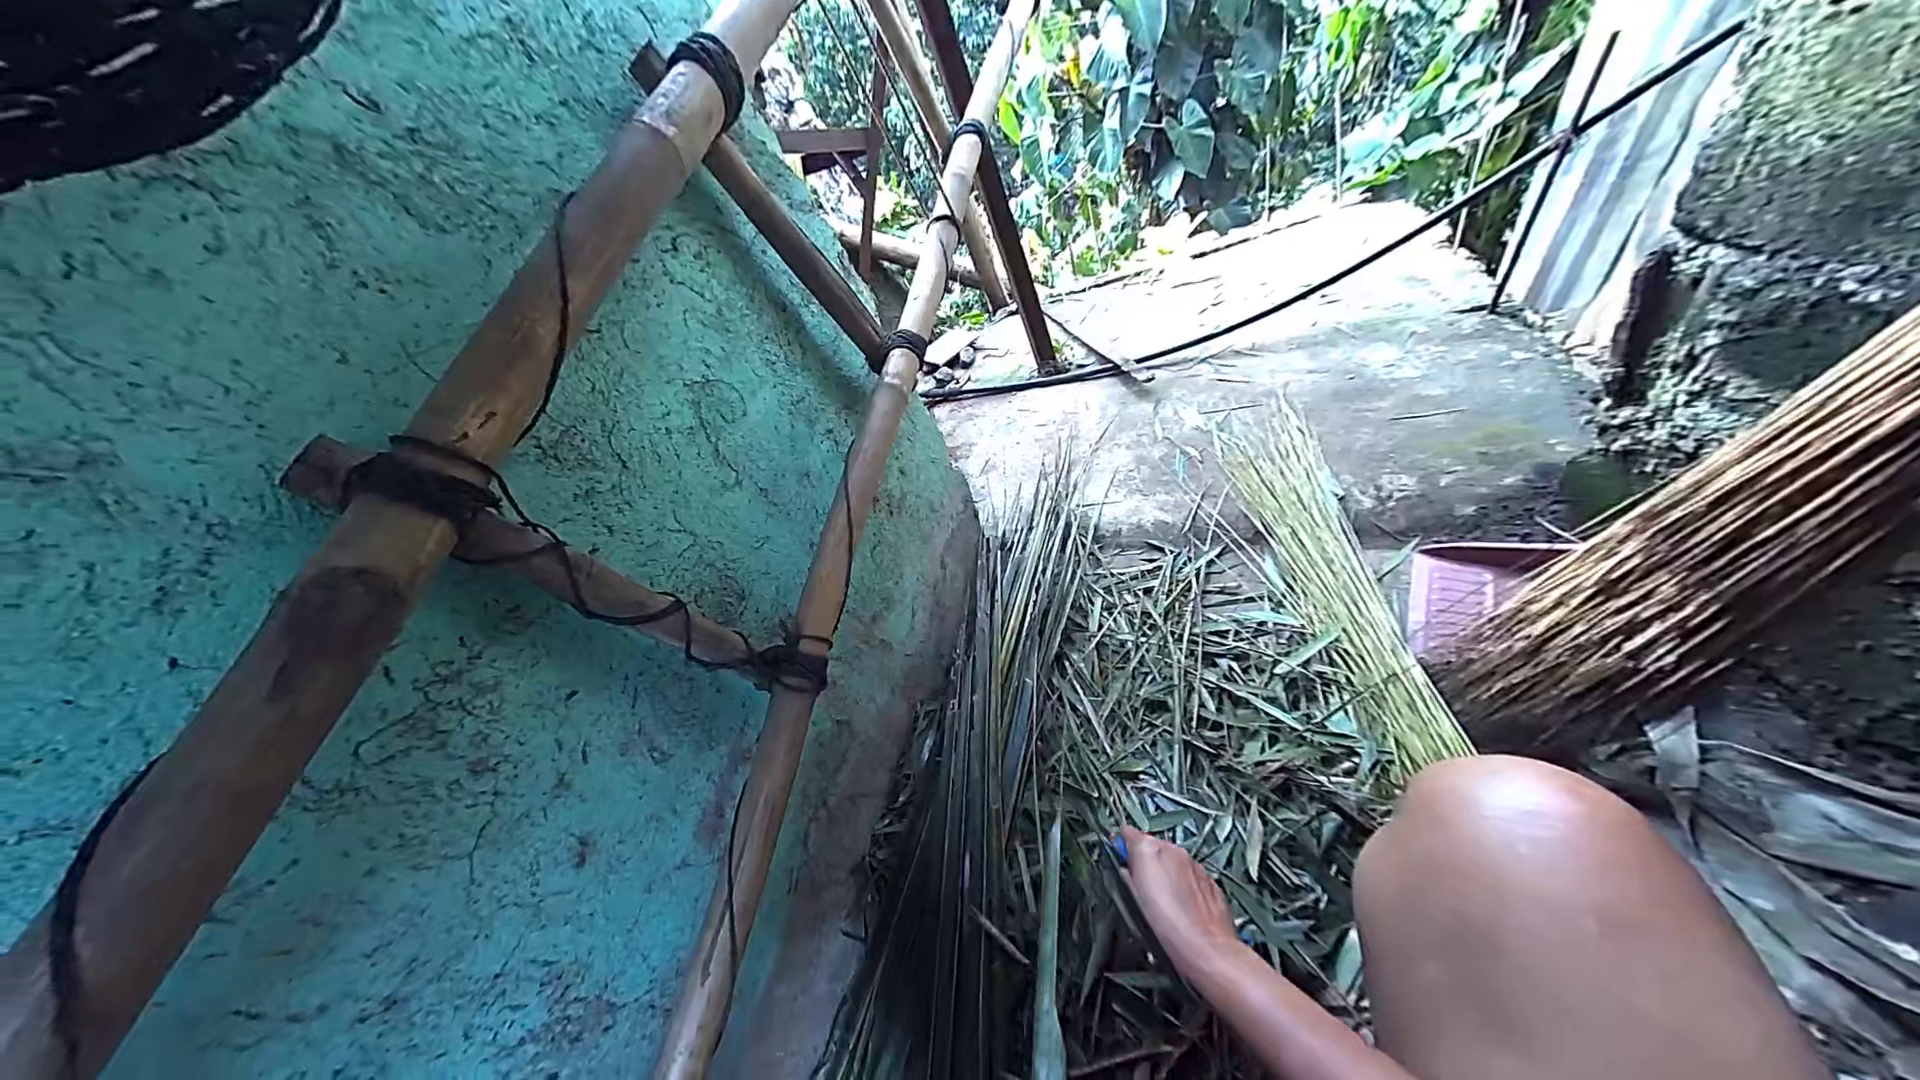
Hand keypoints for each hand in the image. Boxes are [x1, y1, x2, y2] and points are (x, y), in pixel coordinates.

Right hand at [1118, 827, 1244, 976]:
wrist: (1208, 950)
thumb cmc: (1170, 928)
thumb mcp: (1131, 898)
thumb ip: (1127, 872)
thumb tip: (1125, 865)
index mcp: (1150, 850)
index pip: (1129, 833)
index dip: (1122, 844)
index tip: (1119, 854)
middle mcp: (1175, 852)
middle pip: (1153, 848)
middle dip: (1146, 863)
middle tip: (1140, 888)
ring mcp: (1195, 867)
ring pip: (1173, 862)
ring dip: (1166, 875)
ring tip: (1162, 903)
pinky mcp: (1211, 883)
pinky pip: (1192, 877)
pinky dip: (1185, 887)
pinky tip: (1180, 908)